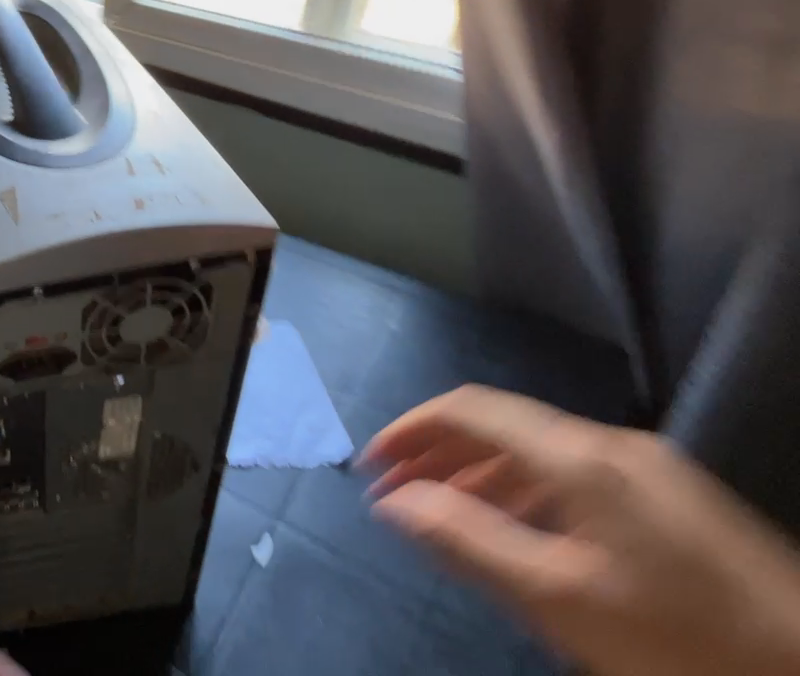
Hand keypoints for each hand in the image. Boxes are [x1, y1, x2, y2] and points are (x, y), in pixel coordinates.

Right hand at [363, 385, 799, 675]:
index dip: (409, 428)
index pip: (469, 409)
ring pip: (536, 451)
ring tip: (441, 512)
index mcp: (580, 457)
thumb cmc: (677, 639)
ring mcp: (649, 470)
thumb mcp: (556, 596)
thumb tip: (390, 500)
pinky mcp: (674, 500)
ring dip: (476, 473)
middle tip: (395, 490)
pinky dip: (522, 489)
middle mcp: (612, 446)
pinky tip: (513, 529)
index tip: (371, 463)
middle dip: (436, 452)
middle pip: (500, 425)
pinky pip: (574, 474)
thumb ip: (463, 539)